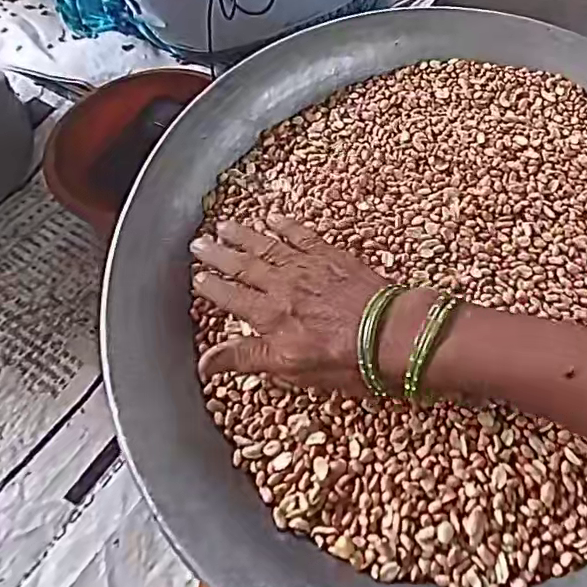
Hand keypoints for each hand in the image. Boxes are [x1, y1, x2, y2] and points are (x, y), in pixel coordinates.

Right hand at [190, 217, 395, 391]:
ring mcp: (307, 267)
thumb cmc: (344, 358)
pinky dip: (285, 225)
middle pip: (243, 266)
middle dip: (218, 255)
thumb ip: (247, 358)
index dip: (212, 288)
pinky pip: (301, 235)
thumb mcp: (291, 368)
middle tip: (198, 244)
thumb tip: (205, 363)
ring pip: (266, 246)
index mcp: (270, 315)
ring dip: (243, 235)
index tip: (197, 277)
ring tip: (223, 225)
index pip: (231, 298)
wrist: (389, 332)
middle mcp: (282, 285)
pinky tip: (272, 217)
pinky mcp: (330, 256)